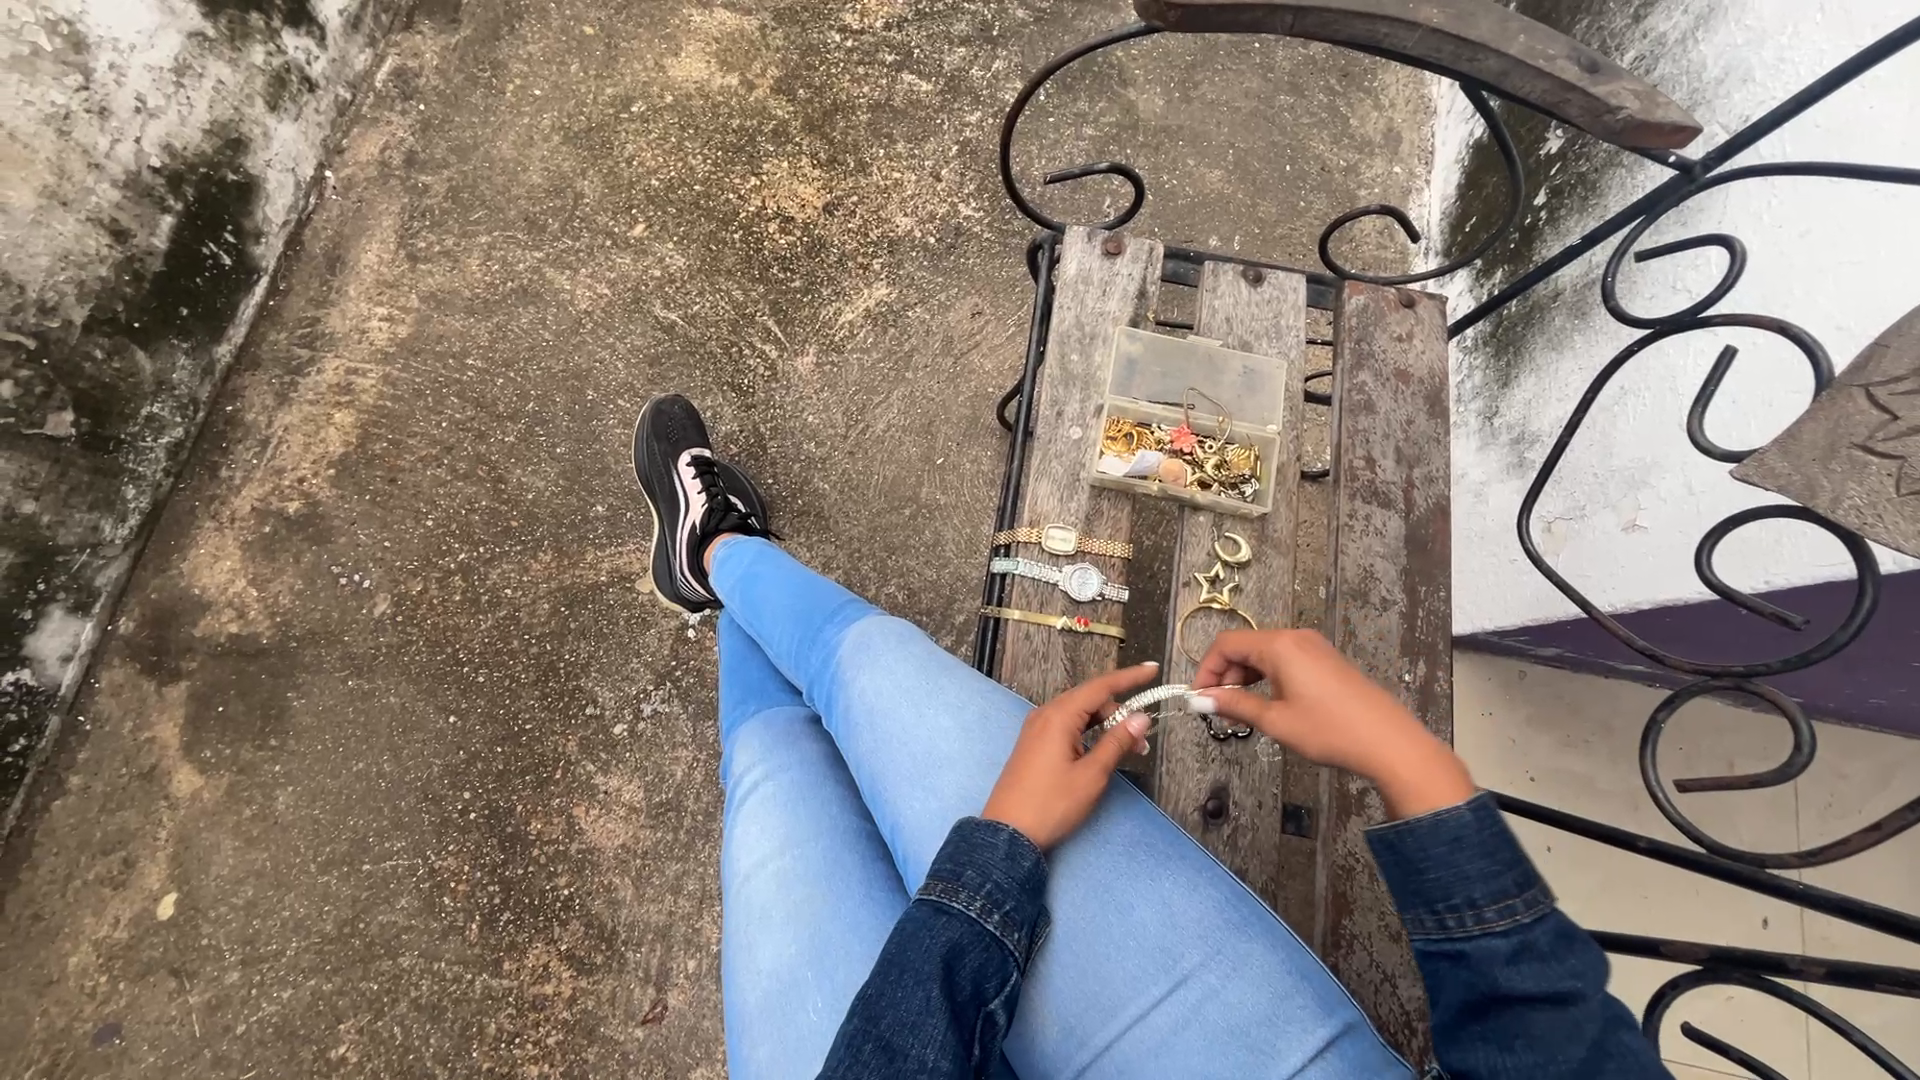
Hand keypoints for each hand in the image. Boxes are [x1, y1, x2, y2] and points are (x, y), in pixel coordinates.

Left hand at [982, 662, 1160, 849]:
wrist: (1008, 832)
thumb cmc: (1051, 804)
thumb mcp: (1091, 775)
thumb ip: (1116, 742)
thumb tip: (1140, 717)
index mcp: (1059, 716)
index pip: (1100, 686)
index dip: (1129, 678)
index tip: (1152, 670)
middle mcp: (1045, 714)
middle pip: (1090, 699)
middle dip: (1119, 711)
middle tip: (1142, 740)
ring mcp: (1037, 728)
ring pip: (1079, 714)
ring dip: (1105, 724)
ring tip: (1128, 748)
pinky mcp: (1034, 743)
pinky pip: (1067, 726)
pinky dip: (1088, 732)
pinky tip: (1102, 749)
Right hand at [1192, 629, 1474, 818]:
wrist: (1391, 744)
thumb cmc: (1329, 731)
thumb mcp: (1275, 720)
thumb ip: (1234, 705)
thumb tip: (1200, 700)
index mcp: (1279, 645)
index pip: (1226, 644)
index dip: (1206, 670)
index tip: (1199, 699)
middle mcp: (1295, 637)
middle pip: (1244, 647)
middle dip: (1225, 676)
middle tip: (1220, 710)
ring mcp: (1314, 647)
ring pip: (1264, 654)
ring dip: (1245, 678)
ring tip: (1243, 711)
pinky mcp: (1326, 660)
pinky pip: (1284, 660)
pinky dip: (1267, 678)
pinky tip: (1270, 704)